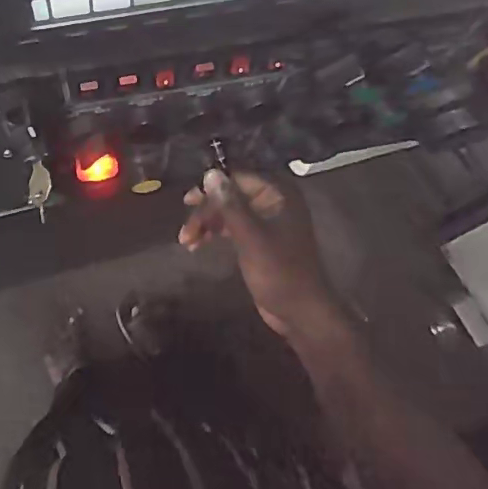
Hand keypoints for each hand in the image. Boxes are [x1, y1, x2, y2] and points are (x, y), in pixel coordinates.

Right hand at [180, 169, 350, 343]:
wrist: (301, 315)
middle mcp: (272, 201)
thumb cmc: (280, 273)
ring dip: (207, 224)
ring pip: (228, 212)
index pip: (238, 179)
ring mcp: (265, 221)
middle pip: (230, 196)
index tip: (189, 200)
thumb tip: (210, 173)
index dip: (212, 188)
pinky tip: (196, 244)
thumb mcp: (251, 238)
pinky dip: (215, 233)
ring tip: (186, 241)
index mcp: (278, 194)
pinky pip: (232, 227)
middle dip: (206, 211)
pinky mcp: (258, 239)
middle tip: (186, 229)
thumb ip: (230, 205)